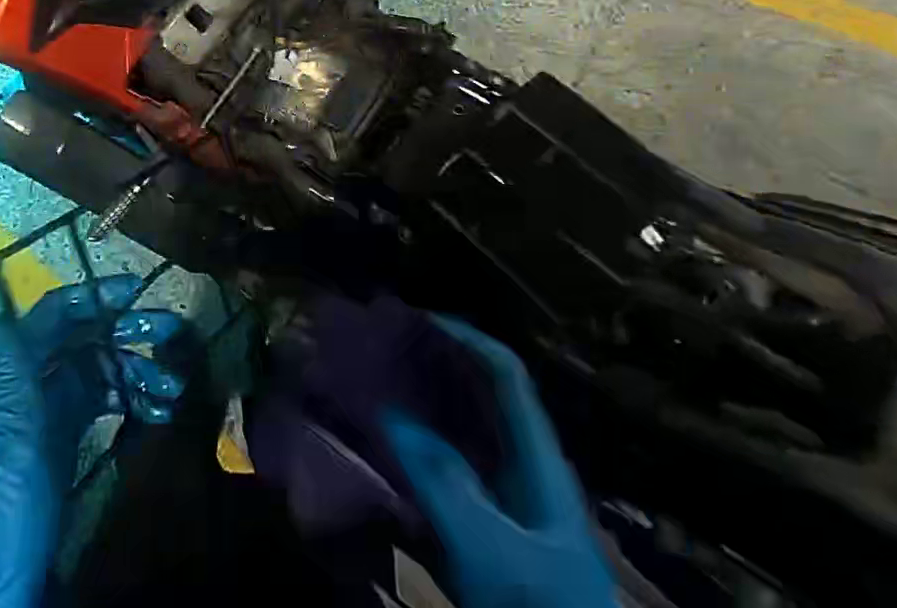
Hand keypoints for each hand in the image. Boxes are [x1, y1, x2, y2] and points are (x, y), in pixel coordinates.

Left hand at [0, 276, 185, 607]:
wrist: (12, 564)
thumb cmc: (13, 499)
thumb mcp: (13, 440)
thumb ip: (6, 380)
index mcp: (18, 372)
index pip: (53, 315)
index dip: (90, 297)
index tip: (135, 290)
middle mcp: (34, 378)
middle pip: (83, 336)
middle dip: (125, 330)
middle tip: (173, 334)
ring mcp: (53, 403)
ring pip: (99, 366)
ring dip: (136, 368)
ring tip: (176, 386)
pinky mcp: (69, 428)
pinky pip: (105, 398)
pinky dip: (131, 397)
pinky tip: (162, 410)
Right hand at [381, 318, 615, 607]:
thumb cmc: (535, 604)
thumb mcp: (492, 550)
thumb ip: (443, 484)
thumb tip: (388, 413)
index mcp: (536, 461)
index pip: (507, 376)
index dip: (465, 337)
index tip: (412, 317)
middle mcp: (515, 463)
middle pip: (473, 391)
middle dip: (425, 358)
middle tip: (370, 339)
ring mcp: (492, 489)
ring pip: (450, 422)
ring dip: (408, 392)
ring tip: (359, 373)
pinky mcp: (469, 513)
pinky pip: (430, 455)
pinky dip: (399, 433)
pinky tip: (366, 432)